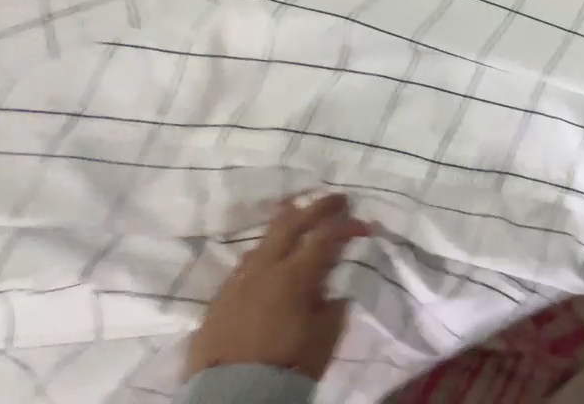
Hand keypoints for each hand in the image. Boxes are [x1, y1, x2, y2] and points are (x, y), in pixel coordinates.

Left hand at [185, 193, 370, 381]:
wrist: (233, 399)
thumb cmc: (290, 362)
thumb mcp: (327, 330)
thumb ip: (331, 299)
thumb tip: (329, 288)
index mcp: (295, 275)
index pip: (326, 235)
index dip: (349, 224)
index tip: (366, 227)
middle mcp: (263, 271)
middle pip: (289, 225)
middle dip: (316, 208)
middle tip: (336, 199)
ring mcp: (235, 286)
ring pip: (260, 244)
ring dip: (284, 230)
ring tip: (298, 225)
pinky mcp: (216, 304)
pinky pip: (242, 269)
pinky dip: (261, 258)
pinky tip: (267, 263)